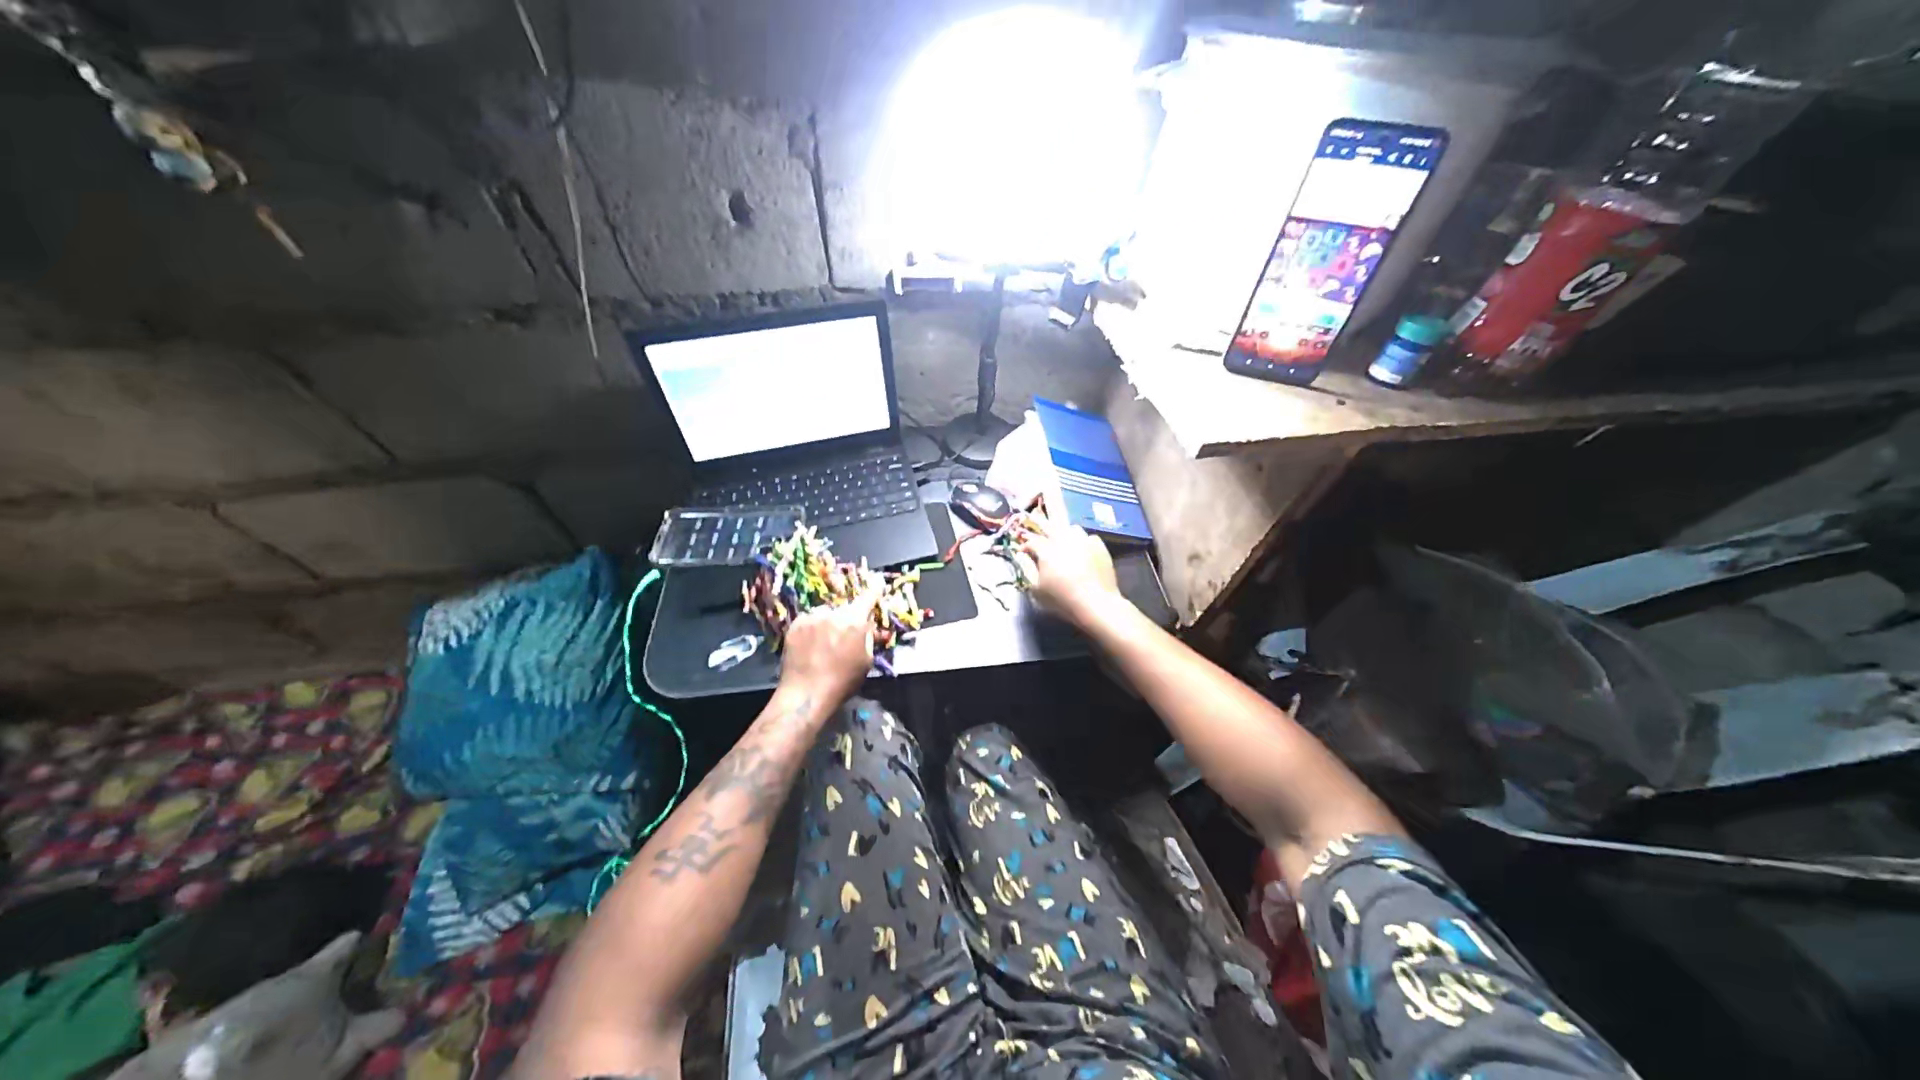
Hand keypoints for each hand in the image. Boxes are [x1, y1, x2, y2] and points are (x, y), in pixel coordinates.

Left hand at [777, 586, 880, 706]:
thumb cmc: (842, 682)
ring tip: (825, 644)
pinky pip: (810, 620)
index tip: (878, 581)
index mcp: (854, 621)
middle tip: (845, 637)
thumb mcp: (866, 661)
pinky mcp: (795, 624)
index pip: (868, 597)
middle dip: (848, 618)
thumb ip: (868, 637)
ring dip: (829, 623)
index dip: (875, 589)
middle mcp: (833, 613)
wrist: (806, 693)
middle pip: (845, 609)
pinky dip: (814, 628)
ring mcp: (812, 617)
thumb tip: (867, 625)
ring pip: (826, 614)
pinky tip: (811, 645)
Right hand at [1016, 513, 1122, 627]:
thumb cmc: (1063, 600)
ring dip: (1064, 534)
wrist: (1097, 604)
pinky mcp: (1099, 546)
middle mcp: (1064, 540)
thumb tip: (1025, 558)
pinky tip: (1083, 551)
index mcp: (1047, 551)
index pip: (1032, 542)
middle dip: (1043, 532)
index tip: (1023, 552)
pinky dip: (1082, 542)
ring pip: (1071, 529)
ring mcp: (1084, 540)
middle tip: (1042, 541)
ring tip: (1063, 544)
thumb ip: (1028, 570)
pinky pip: (1088, 537)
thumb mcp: (1037, 590)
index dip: (1026, 546)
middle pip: (1050, 528)